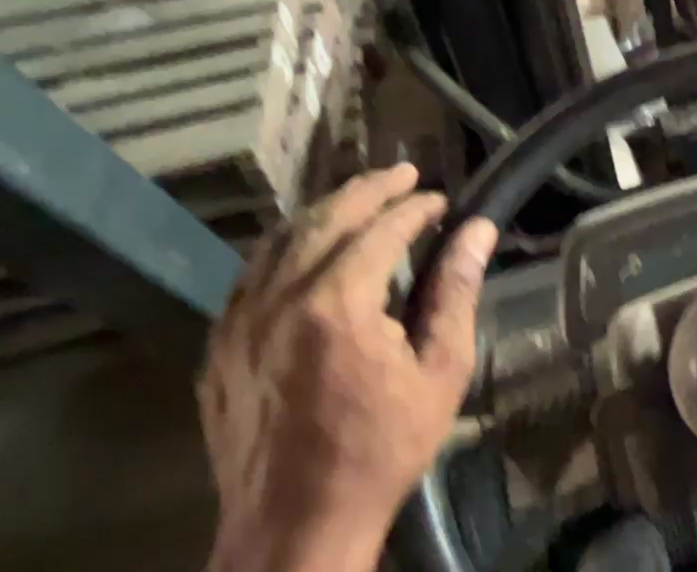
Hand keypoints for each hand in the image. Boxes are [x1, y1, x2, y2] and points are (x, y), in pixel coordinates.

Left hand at [199, 164, 499, 571]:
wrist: (294, 523)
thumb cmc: (383, 446)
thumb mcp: (440, 370)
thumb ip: (455, 292)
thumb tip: (478, 230)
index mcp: (337, 306)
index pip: (380, 230)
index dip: (416, 208)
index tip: (443, 201)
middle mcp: (278, 302)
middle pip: (322, 221)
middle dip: (367, 190)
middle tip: (404, 173)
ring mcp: (238, 324)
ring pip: (277, 242)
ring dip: (323, 212)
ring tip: (360, 199)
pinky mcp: (218, 348)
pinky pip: (250, 277)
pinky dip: (286, 248)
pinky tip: (310, 250)